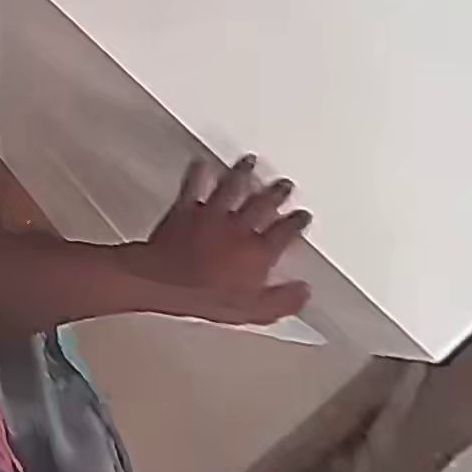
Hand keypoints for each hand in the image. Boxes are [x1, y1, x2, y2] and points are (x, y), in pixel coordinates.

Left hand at [121, 155, 312, 325]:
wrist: (167, 280)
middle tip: (284, 183)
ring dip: (243, 172)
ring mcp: (212, 214)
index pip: (285, 233)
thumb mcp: (254, 311)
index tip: (303, 215)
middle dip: (276, 192)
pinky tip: (202, 161)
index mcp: (257, 252)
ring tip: (250, 160)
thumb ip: (283, 300)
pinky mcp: (187, 207)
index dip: (297, 223)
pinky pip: (194, 183)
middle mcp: (238, 227)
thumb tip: (304, 290)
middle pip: (262, 204)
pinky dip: (199, 171)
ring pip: (232, 186)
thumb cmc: (207, 297)